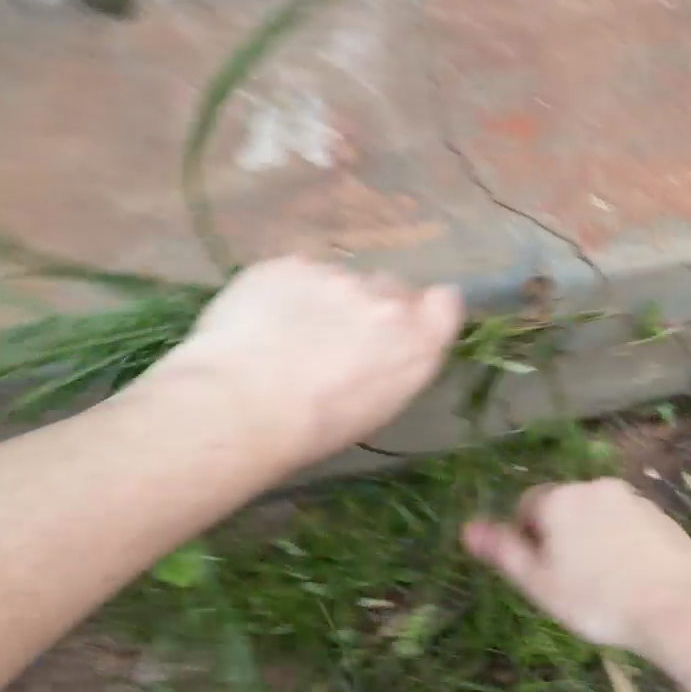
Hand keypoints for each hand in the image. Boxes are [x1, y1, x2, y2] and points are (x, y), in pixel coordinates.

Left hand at [128, 257, 461, 470]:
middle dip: (374, 306)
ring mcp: (337, 275)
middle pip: (392, 287)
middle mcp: (386, 300)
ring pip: (341, 279)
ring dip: (328, 298)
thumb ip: (398, 360)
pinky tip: (266, 322)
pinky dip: (289, 291)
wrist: (244, 406)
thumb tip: (384, 346)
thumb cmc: (319, 427)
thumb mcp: (382, 404)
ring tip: (293, 334)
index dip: (426, 310)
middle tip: (340, 338)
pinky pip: (299, 272)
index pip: (445, 302)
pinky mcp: (289, 263)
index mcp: (418, 341)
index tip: (407, 326)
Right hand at [462, 479, 690, 653]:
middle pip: (564, 508)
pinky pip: (629, 525)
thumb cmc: (597, 600)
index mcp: (560, 498)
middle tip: (572, 582)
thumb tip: (468, 528)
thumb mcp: (539, 583)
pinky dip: (624, 543)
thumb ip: (503, 551)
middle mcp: (596, 487)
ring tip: (606, 584)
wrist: (678, 607)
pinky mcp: (662, 515)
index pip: (527, 506)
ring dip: (594, 539)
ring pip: (599, 517)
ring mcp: (634, 499)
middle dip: (562, 537)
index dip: (528, 540)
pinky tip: (633, 578)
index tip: (543, 574)